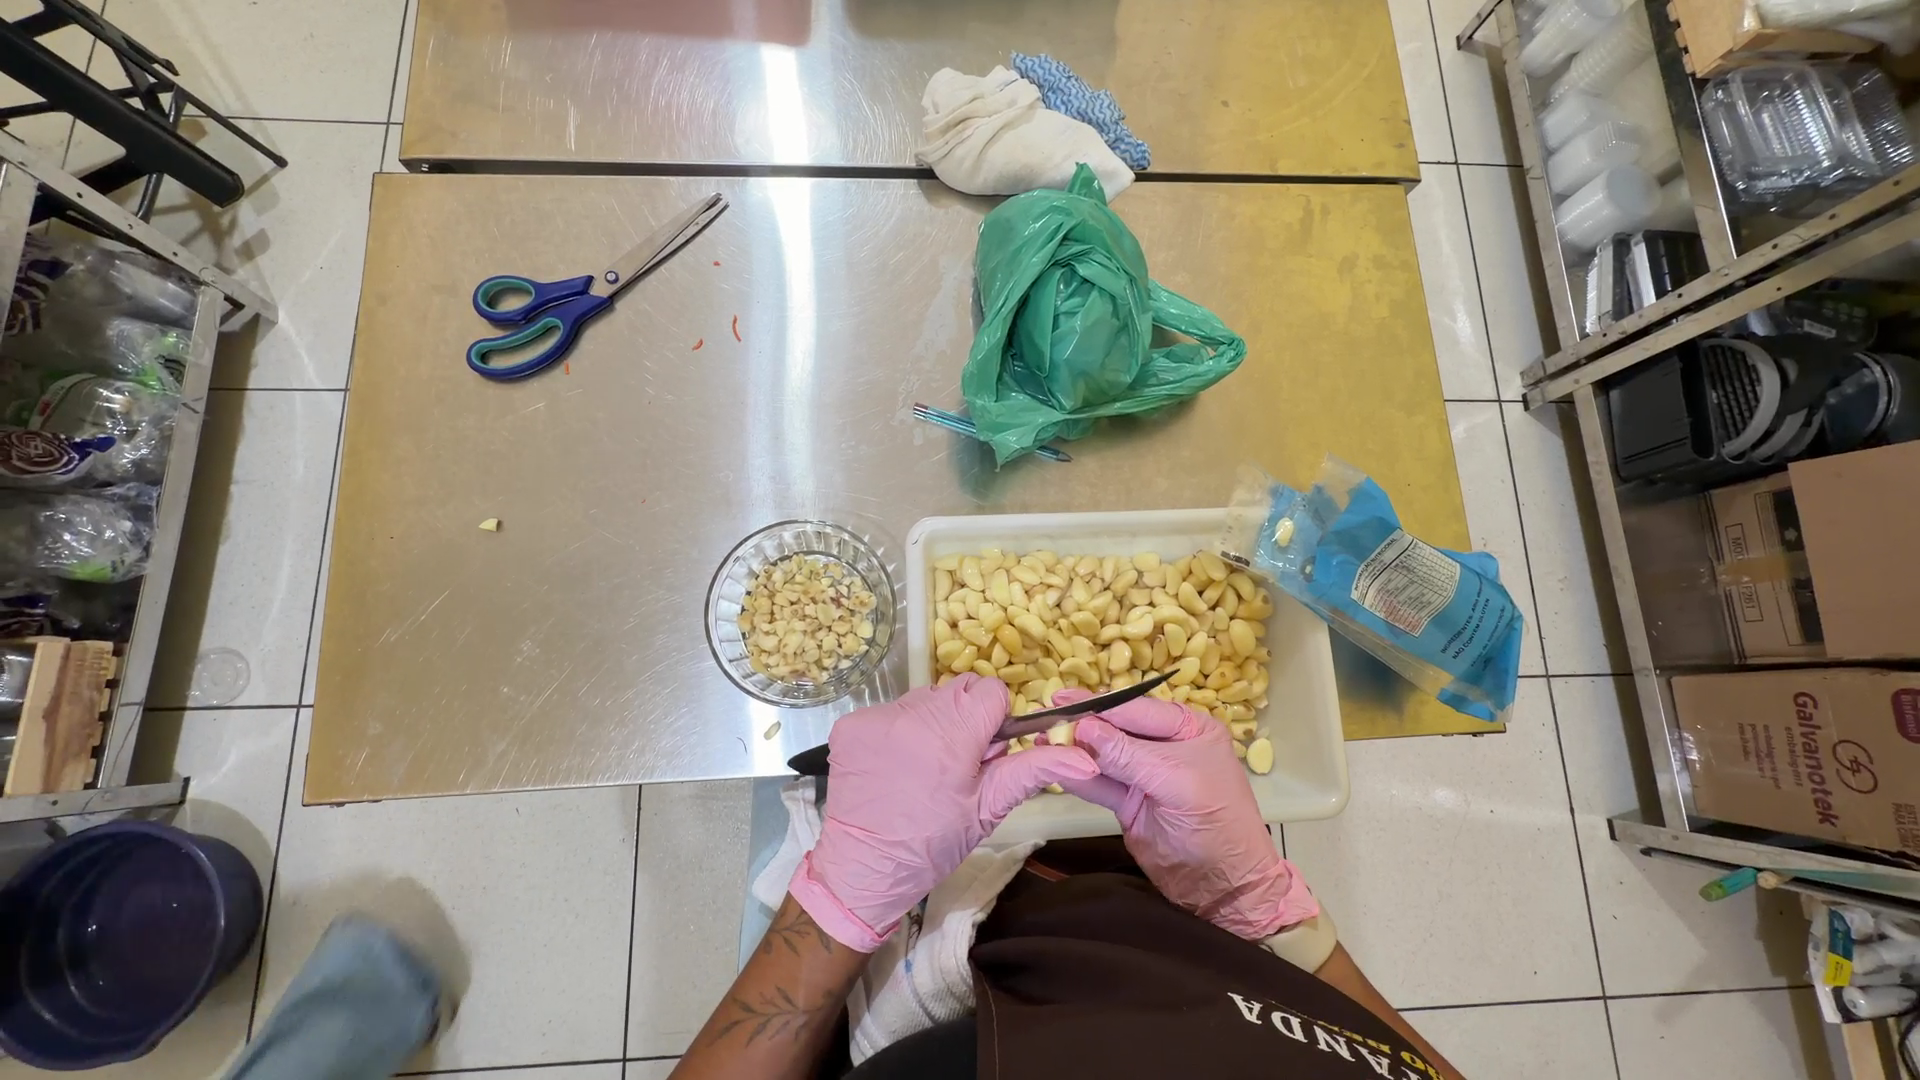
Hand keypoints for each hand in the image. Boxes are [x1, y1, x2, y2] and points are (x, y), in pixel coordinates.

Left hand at [789, 674, 1097, 951]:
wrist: (863, 870)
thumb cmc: (933, 844)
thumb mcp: (988, 809)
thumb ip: (1034, 772)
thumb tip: (1084, 758)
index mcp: (954, 730)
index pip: (991, 690)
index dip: (996, 720)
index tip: (985, 754)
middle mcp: (913, 711)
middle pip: (958, 690)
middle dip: (966, 719)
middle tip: (957, 766)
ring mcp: (878, 715)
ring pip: (925, 698)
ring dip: (933, 723)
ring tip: (924, 768)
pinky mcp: (851, 724)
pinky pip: (890, 712)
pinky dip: (898, 732)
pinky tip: (895, 767)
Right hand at [1055, 691, 1317, 939]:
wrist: (1224, 891)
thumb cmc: (1215, 826)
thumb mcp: (1175, 782)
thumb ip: (1128, 755)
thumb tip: (1083, 727)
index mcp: (1188, 728)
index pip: (1137, 708)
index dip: (1100, 704)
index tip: (1062, 699)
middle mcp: (1165, 745)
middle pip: (1115, 728)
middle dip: (1082, 724)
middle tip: (1045, 717)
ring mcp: (1144, 774)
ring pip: (1102, 755)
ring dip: (1073, 749)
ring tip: (1040, 738)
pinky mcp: (1128, 801)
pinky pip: (1098, 783)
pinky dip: (1076, 775)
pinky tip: (1051, 764)